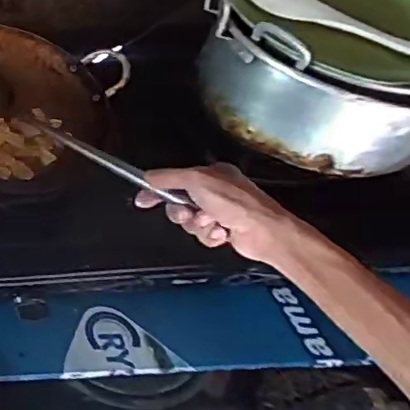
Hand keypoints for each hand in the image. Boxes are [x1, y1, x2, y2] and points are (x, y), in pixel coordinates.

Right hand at [133, 163, 315, 264]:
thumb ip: (167, 178)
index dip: (156, 189)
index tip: (143, 200)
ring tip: (213, 224)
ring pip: (190, 221)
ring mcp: (221, 212)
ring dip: (197, 225)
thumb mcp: (196, 180)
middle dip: (181, 211)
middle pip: (179, 202)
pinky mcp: (225, 231)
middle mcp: (215, 191)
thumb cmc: (234, 203)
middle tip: (187, 214)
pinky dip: (209, 235)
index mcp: (211, 174)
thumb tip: (146, 178)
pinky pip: (203, 234)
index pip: (174, 179)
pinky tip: (223, 234)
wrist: (266, 234)